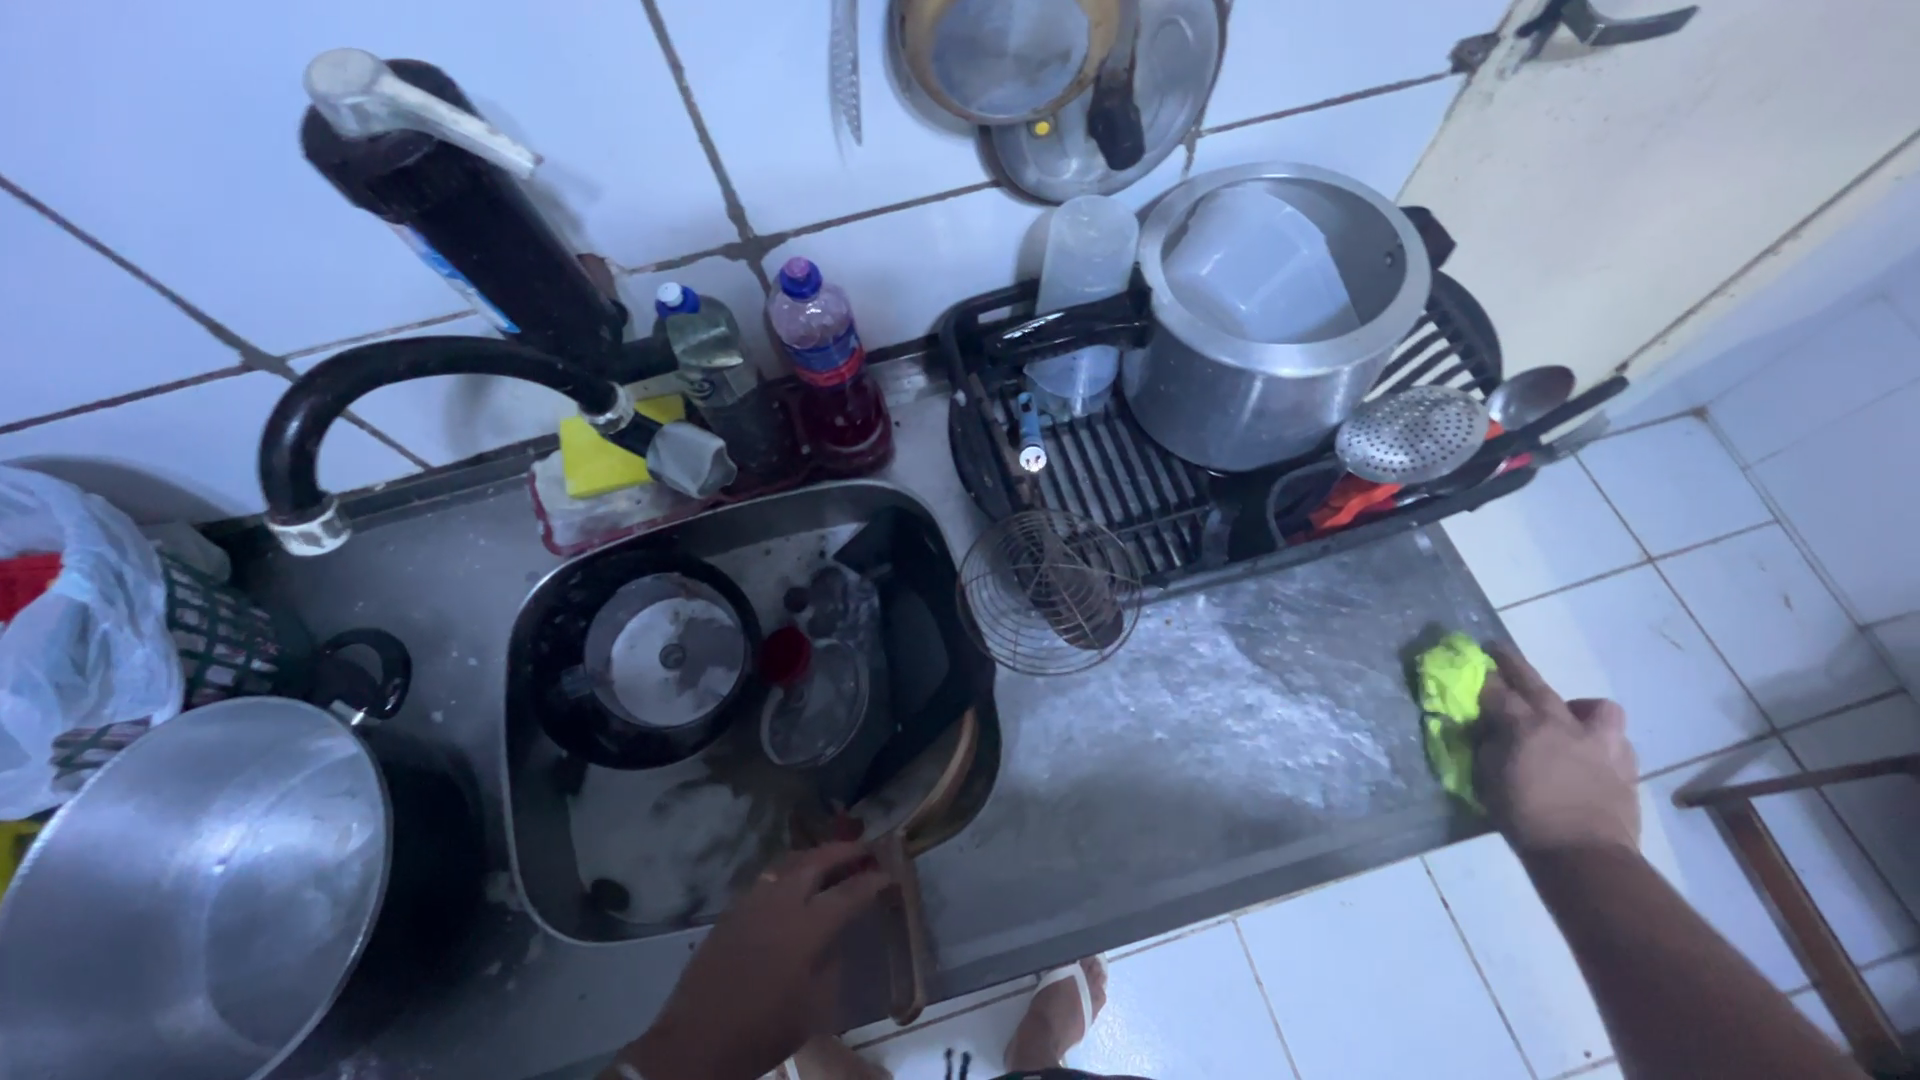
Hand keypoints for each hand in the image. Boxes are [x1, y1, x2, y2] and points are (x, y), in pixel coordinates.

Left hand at [619, 843, 889, 1079]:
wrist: (697, 1042)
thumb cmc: (763, 1031)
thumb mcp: (815, 1008)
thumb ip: (831, 965)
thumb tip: (833, 940)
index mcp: (807, 928)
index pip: (848, 893)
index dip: (872, 881)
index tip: (889, 874)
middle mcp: (780, 903)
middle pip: (816, 862)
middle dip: (844, 852)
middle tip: (864, 849)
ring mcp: (751, 903)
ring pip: (787, 863)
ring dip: (813, 856)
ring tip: (830, 858)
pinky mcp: (730, 912)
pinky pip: (766, 879)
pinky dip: (787, 872)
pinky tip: (792, 884)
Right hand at [1476, 644, 1638, 854]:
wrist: (1584, 854)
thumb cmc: (1524, 818)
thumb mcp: (1489, 779)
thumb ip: (1489, 747)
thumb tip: (1489, 732)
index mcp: (1526, 728)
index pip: (1497, 692)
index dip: (1482, 677)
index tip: (1471, 665)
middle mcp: (1564, 725)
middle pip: (1536, 684)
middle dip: (1514, 665)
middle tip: (1499, 652)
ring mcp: (1601, 744)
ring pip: (1595, 708)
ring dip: (1577, 707)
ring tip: (1566, 720)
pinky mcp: (1625, 766)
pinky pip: (1614, 740)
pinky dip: (1599, 741)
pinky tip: (1589, 755)